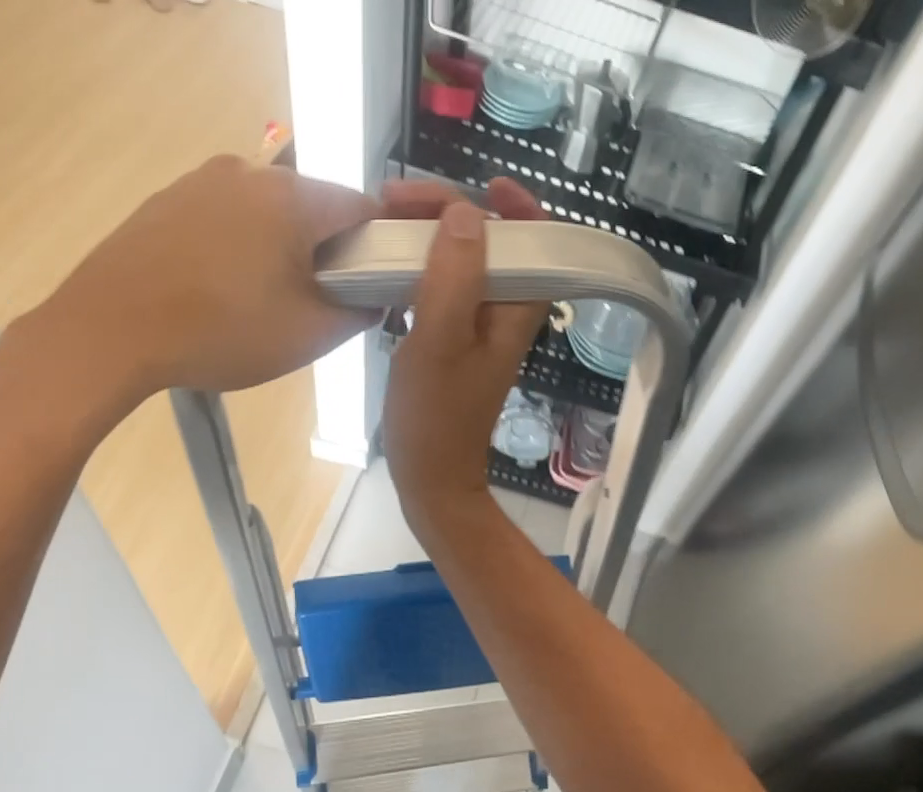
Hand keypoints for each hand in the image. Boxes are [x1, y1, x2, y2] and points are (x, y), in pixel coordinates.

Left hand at [9, 156, 376, 400]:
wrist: (108, 332)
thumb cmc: (221, 332)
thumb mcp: (309, 335)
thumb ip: (360, 313)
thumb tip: (377, 299)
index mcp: (293, 197)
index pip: (365, 209)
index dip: (381, 248)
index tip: (373, 288)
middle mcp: (250, 172)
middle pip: (315, 207)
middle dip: (329, 252)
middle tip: (320, 305)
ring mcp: (202, 181)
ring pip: (270, 213)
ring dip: (284, 250)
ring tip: (266, 303)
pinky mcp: (168, 200)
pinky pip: (228, 218)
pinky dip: (242, 248)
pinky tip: (224, 292)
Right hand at [382, 178, 548, 529]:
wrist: (430, 475)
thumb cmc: (435, 415)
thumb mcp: (439, 341)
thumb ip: (455, 277)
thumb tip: (466, 212)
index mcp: (517, 309)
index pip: (538, 239)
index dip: (517, 204)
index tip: (481, 184)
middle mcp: (506, 311)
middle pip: (493, 241)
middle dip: (452, 210)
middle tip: (395, 202)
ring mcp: (480, 325)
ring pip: (465, 260)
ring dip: (431, 234)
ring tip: (385, 221)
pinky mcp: (455, 337)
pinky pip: (445, 285)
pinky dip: (421, 265)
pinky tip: (389, 263)